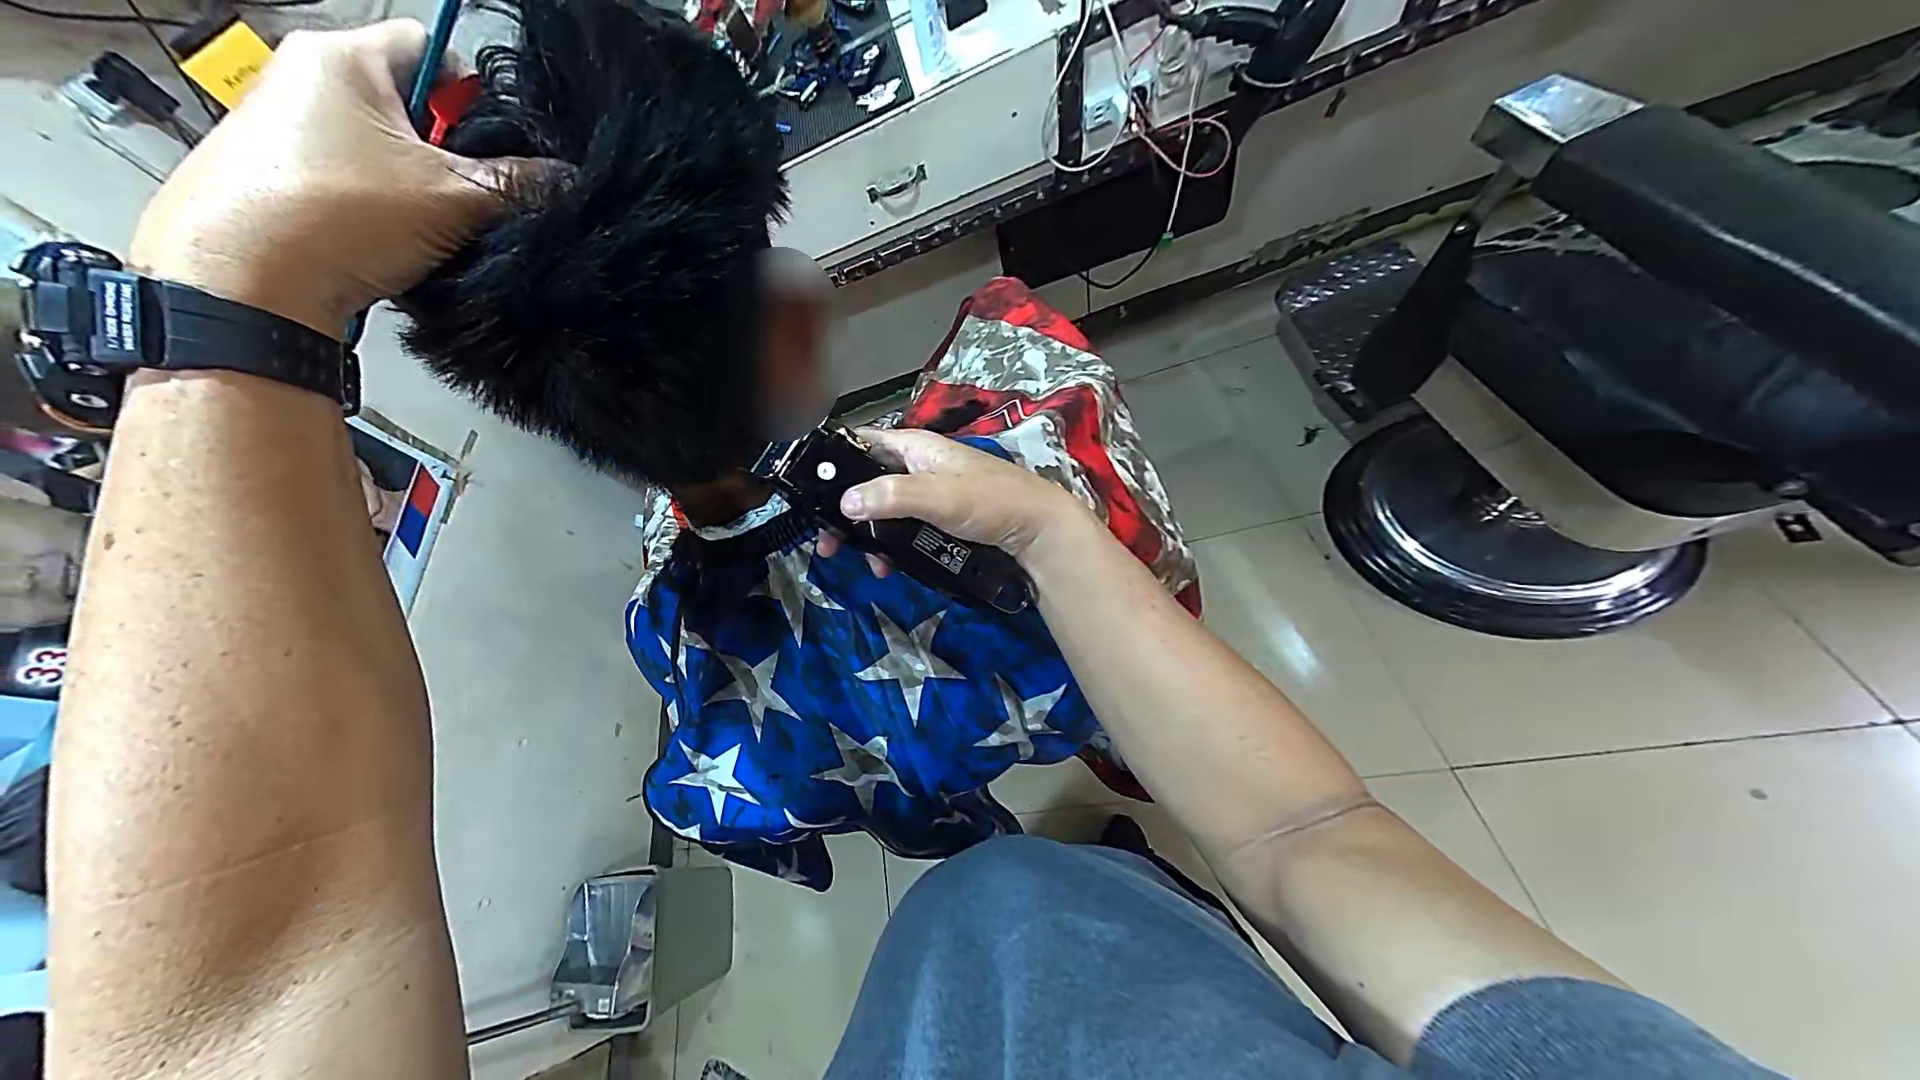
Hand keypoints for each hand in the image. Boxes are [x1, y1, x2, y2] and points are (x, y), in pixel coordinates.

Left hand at [129, 21, 523, 338]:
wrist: (246, 279)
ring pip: (395, 152)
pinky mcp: (287, 177)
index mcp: (342, 58)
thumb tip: (570, 180)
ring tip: (443, 227)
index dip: (481, 99)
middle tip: (478, 197)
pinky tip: (406, 241)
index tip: (502, 149)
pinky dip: (396, 209)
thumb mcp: (456, 197)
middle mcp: (308, 79)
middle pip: (417, 108)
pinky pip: (367, 182)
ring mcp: (291, 129)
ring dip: (430, 189)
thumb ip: (523, 184)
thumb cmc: (340, 213)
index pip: (436, 52)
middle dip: (457, 155)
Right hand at [814, 428, 1091, 571]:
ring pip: (882, 508)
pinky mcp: (939, 516)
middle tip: (828, 543)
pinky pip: (902, 526)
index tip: (810, 493)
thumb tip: (845, 504)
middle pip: (865, 481)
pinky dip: (890, 545)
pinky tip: (888, 567)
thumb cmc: (992, 502)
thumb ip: (892, 497)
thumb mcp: (940, 497)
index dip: (831, 462)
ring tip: (864, 563)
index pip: (860, 443)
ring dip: (867, 535)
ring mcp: (928, 490)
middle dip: (845, 511)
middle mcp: (917, 463)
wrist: (1039, 529)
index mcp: (915, 447)